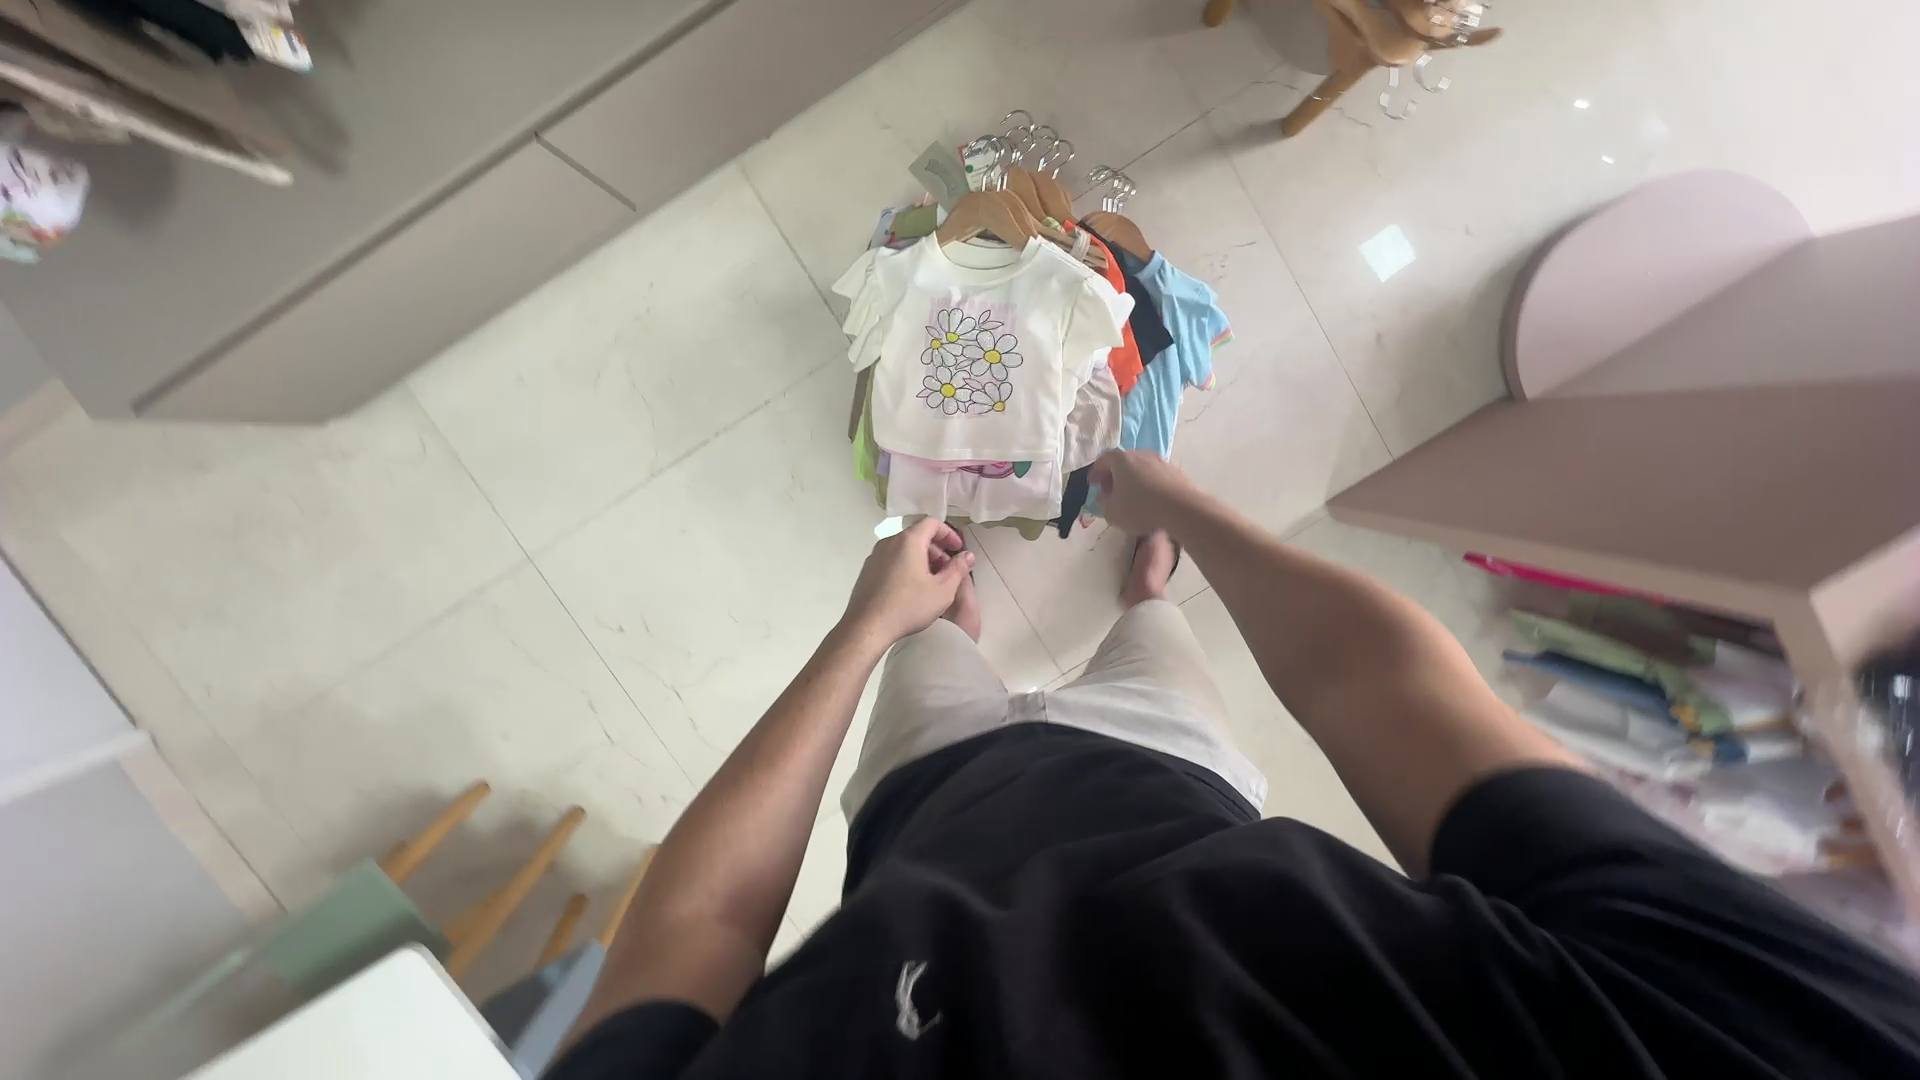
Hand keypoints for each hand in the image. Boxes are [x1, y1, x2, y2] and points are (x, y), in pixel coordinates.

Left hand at [841, 518, 974, 644]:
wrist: (867, 627)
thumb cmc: (908, 607)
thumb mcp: (942, 590)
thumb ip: (959, 569)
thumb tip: (967, 555)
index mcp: (908, 541)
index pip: (931, 523)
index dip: (948, 533)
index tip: (958, 550)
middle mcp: (889, 542)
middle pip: (917, 535)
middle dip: (936, 548)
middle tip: (947, 569)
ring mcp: (875, 556)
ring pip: (903, 548)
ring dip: (921, 558)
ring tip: (931, 581)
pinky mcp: (867, 570)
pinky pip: (891, 559)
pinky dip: (906, 565)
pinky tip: (911, 589)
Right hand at [1090, 450, 1200, 534]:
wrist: (1182, 509)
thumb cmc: (1140, 508)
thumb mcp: (1112, 512)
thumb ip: (1103, 503)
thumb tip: (1104, 496)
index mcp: (1121, 460)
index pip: (1104, 459)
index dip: (1096, 471)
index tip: (1093, 483)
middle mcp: (1141, 455)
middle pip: (1123, 461)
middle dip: (1114, 475)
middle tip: (1110, 490)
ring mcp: (1160, 461)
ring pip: (1141, 468)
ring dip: (1133, 479)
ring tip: (1131, 496)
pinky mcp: (1175, 472)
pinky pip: (1155, 475)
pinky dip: (1149, 484)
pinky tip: (1150, 499)